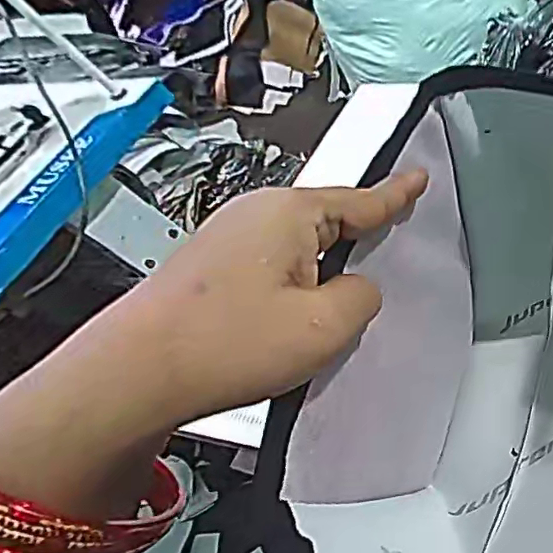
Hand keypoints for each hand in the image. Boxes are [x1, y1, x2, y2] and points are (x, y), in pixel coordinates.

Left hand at [127, 169, 429, 421]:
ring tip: (317, 323)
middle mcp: (254, 214)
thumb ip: (363, 297)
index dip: (395, 194)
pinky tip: (285, 328)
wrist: (138, 373)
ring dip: (318, 282)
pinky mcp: (215, 266)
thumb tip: (359, 290)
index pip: (361, 199)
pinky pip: (273, 270)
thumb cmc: (217, 344)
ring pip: (300, 253)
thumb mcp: (324, 326)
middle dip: (354, 250)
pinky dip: (291, 294)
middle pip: (329, 224)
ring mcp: (230, 238)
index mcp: (287, 213)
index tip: (413, 180)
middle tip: (371, 276)